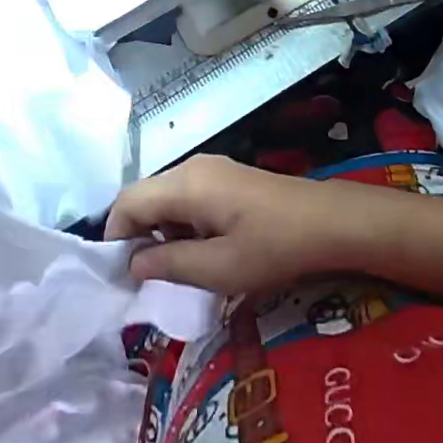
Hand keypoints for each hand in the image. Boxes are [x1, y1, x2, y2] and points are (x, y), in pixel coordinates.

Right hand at [104, 155, 400, 292]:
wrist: (328, 221)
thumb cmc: (273, 246)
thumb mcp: (219, 268)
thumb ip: (169, 264)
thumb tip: (132, 264)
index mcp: (184, 184)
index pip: (128, 202)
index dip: (115, 236)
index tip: (120, 275)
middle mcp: (190, 167)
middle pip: (143, 195)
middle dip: (135, 233)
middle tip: (145, 275)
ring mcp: (209, 167)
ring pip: (163, 195)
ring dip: (158, 229)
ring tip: (174, 266)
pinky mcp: (223, 175)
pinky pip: (185, 194)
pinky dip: (179, 220)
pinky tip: (199, 247)